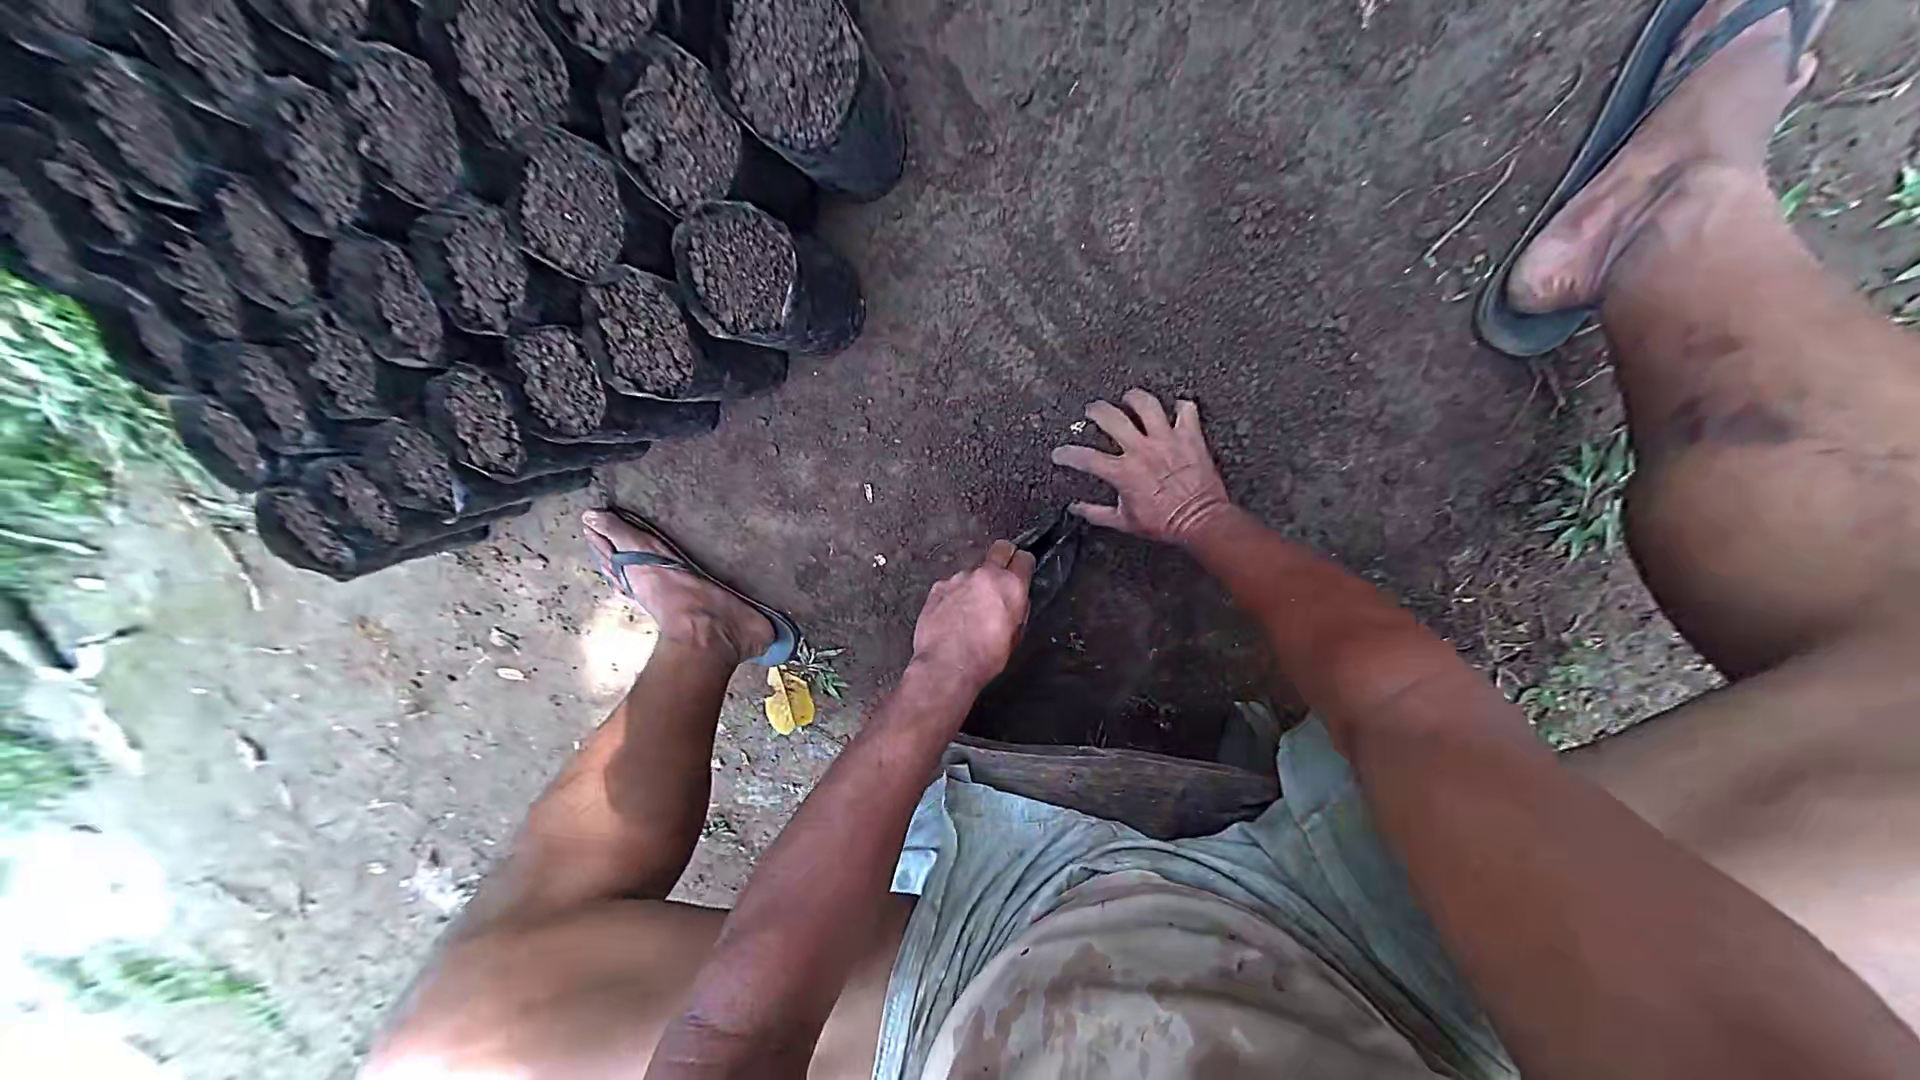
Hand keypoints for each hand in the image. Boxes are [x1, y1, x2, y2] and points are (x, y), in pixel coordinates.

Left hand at [909, 540, 1035, 691]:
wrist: (946, 665)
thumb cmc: (983, 658)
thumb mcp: (1015, 636)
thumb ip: (1018, 610)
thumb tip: (1017, 601)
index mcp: (1011, 586)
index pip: (1024, 558)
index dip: (1024, 564)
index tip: (1022, 570)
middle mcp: (985, 575)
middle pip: (1000, 548)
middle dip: (1004, 557)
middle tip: (1001, 575)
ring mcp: (959, 578)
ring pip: (973, 570)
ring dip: (975, 582)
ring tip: (971, 609)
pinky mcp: (938, 587)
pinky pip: (952, 583)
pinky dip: (955, 594)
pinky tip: (954, 614)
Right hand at [1051, 389, 1233, 544]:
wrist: (1200, 521)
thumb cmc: (1165, 523)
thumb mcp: (1124, 522)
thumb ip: (1096, 513)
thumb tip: (1076, 508)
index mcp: (1123, 472)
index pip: (1085, 458)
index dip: (1067, 454)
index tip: (1060, 453)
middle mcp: (1142, 450)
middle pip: (1111, 418)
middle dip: (1096, 410)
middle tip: (1092, 411)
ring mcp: (1166, 440)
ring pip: (1146, 404)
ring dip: (1134, 398)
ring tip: (1129, 398)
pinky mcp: (1189, 437)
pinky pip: (1186, 410)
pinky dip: (1180, 406)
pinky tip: (1175, 408)